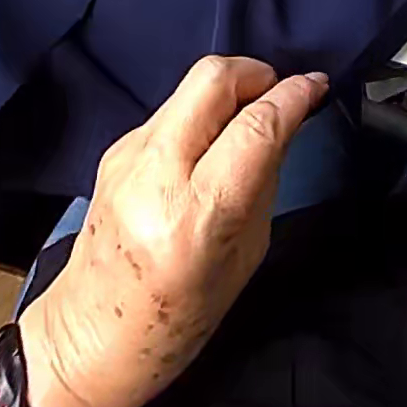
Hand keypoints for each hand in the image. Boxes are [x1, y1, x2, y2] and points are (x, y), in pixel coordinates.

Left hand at [17, 57, 327, 406]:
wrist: (90, 333)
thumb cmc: (179, 317)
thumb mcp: (246, 254)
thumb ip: (264, 179)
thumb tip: (283, 122)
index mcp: (196, 213)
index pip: (254, 128)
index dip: (293, 96)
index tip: (316, 85)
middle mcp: (156, 171)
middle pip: (212, 78)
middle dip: (255, 72)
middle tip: (278, 94)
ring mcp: (128, 154)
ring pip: (189, 86)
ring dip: (229, 90)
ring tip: (247, 120)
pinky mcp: (115, 147)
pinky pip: (172, 110)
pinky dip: (202, 113)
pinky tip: (209, 144)